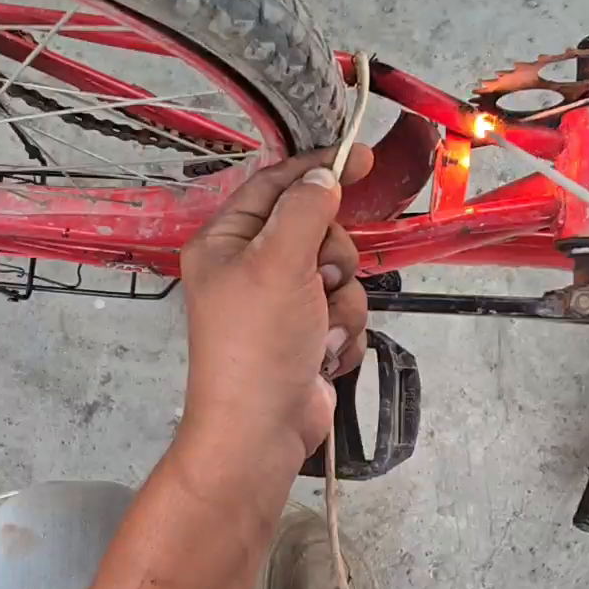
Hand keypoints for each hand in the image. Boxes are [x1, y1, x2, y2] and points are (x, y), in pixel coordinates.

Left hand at [171, 146, 371, 508]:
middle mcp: (250, 268)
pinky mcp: (306, 336)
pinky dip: (341, 334)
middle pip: (316, 230)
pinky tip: (321, 357)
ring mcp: (280, 305)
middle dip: (332, 258)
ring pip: (339, 275)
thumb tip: (323, 176)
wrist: (261, 430)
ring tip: (317, 332)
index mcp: (226, 243)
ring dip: (340, 305)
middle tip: (319, 281)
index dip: (318, 169)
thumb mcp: (278, 263)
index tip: (362, 158)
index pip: (275, 186)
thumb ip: (305, 210)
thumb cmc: (257, 343)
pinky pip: (344, 313)